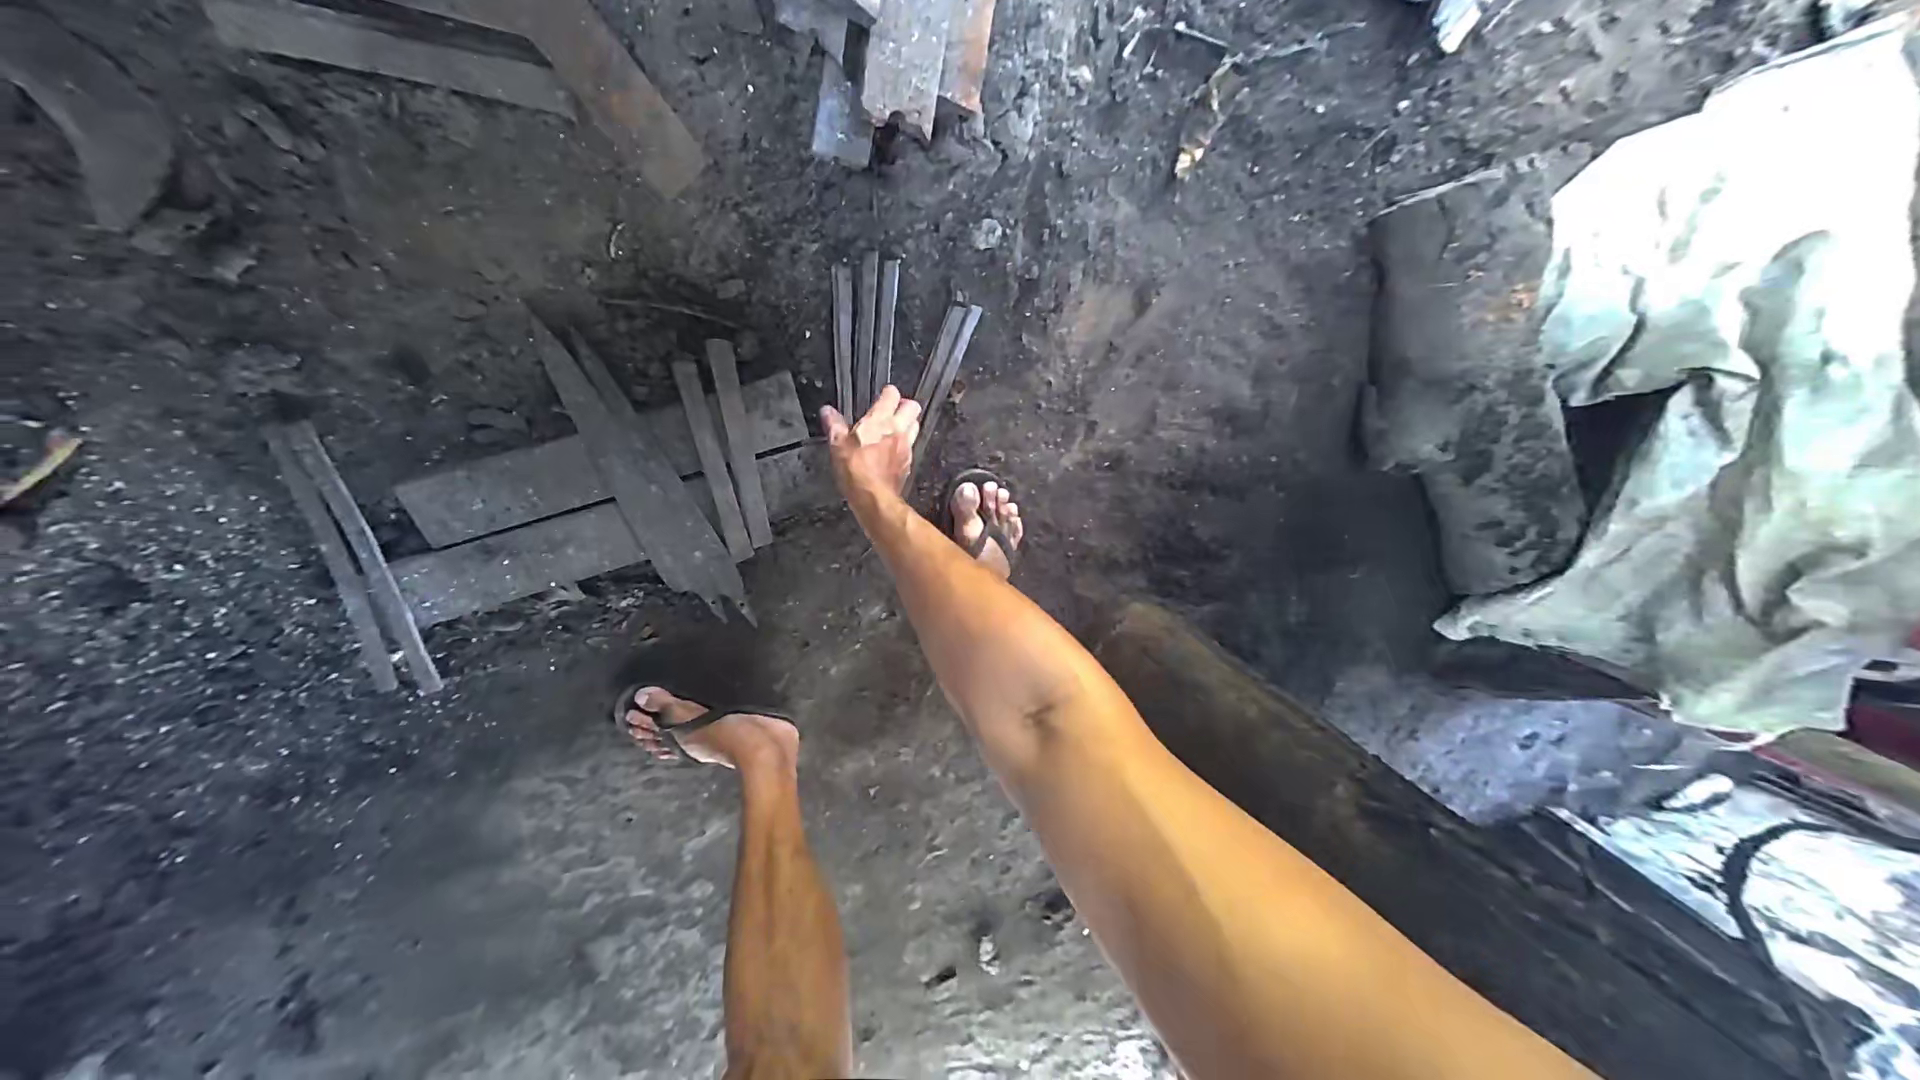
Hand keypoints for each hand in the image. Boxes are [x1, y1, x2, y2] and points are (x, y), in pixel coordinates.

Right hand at [821, 385, 920, 504]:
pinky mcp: (907, 463)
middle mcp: (897, 431)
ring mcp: (905, 447)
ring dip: (907, 423)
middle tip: (893, 409)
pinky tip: (893, 450)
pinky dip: (904, 444)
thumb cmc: (857, 472)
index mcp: (880, 421)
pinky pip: (910, 446)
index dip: (888, 392)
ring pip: (915, 425)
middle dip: (904, 405)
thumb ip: (834, 426)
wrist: (874, 498)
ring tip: (894, 427)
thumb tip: (827, 412)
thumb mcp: (838, 446)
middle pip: (912, 407)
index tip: (883, 394)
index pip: (892, 395)